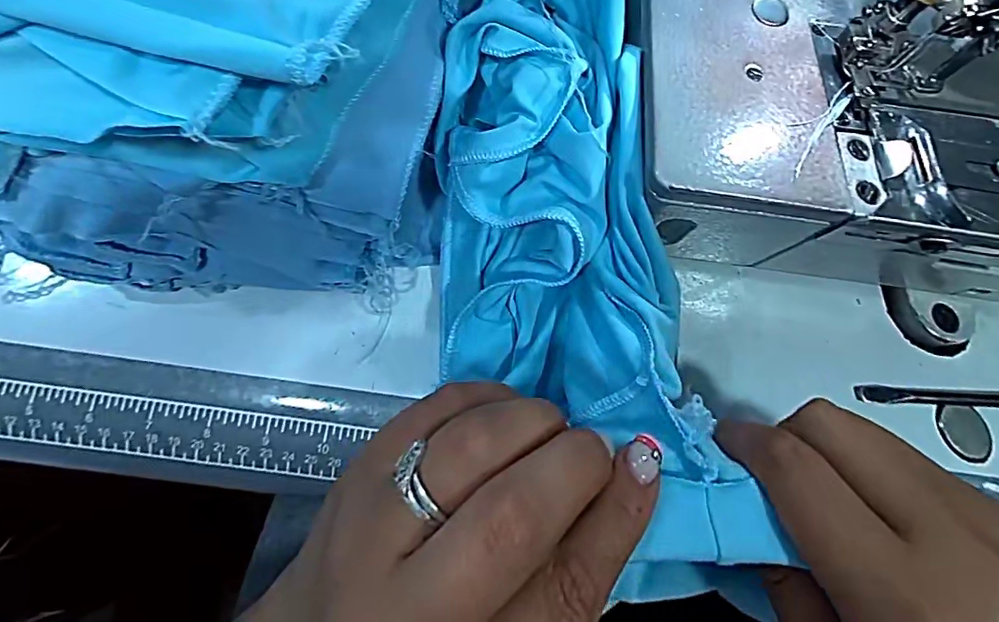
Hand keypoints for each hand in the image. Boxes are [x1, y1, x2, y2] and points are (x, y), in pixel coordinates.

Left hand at [245, 382, 661, 621]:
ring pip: (467, 443)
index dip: (611, 511)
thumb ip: (585, 555)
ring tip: (543, 434)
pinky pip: (434, 406)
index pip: (559, 587)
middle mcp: (402, 602)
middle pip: (506, 514)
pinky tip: (501, 416)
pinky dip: (484, 397)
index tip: (639, 459)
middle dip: (568, 458)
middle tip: (584, 453)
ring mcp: (367, 525)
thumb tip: (641, 461)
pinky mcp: (357, 467)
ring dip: (527, 419)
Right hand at [719, 398, 998, 621]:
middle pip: (834, 425)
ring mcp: (994, 520)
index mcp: (916, 593)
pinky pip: (916, 465)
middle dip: (787, 438)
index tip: (725, 449)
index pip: (801, 470)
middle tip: (768, 482)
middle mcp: (962, 538)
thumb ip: (790, 591)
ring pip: (872, 435)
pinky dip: (877, 478)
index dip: (748, 446)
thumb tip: (749, 518)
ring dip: (832, 456)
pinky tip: (879, 527)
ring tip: (825, 509)